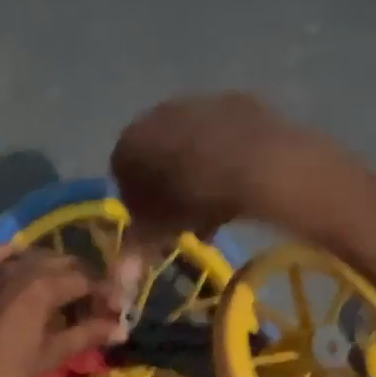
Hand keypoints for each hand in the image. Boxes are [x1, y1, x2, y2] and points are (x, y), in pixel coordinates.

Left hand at [0, 247, 123, 376]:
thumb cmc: (10, 367)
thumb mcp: (54, 352)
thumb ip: (88, 334)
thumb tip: (120, 328)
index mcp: (44, 284)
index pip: (87, 278)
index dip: (105, 292)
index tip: (115, 308)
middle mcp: (24, 266)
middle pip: (66, 262)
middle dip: (85, 278)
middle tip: (94, 303)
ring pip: (39, 255)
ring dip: (58, 269)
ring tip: (66, 292)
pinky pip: (6, 253)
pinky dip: (22, 257)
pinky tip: (27, 271)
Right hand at [107, 92, 332, 293]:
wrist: (254, 162)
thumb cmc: (192, 198)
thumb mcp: (159, 230)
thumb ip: (136, 247)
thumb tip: (121, 275)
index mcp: (130, 141)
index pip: (121, 172)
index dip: (137, 203)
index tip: (155, 226)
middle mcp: (156, 114)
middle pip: (157, 155)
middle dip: (168, 186)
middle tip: (186, 219)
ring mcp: (197, 102)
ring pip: (190, 144)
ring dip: (198, 173)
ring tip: (217, 209)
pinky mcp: (234, 101)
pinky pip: (223, 136)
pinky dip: (226, 157)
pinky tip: (240, 182)